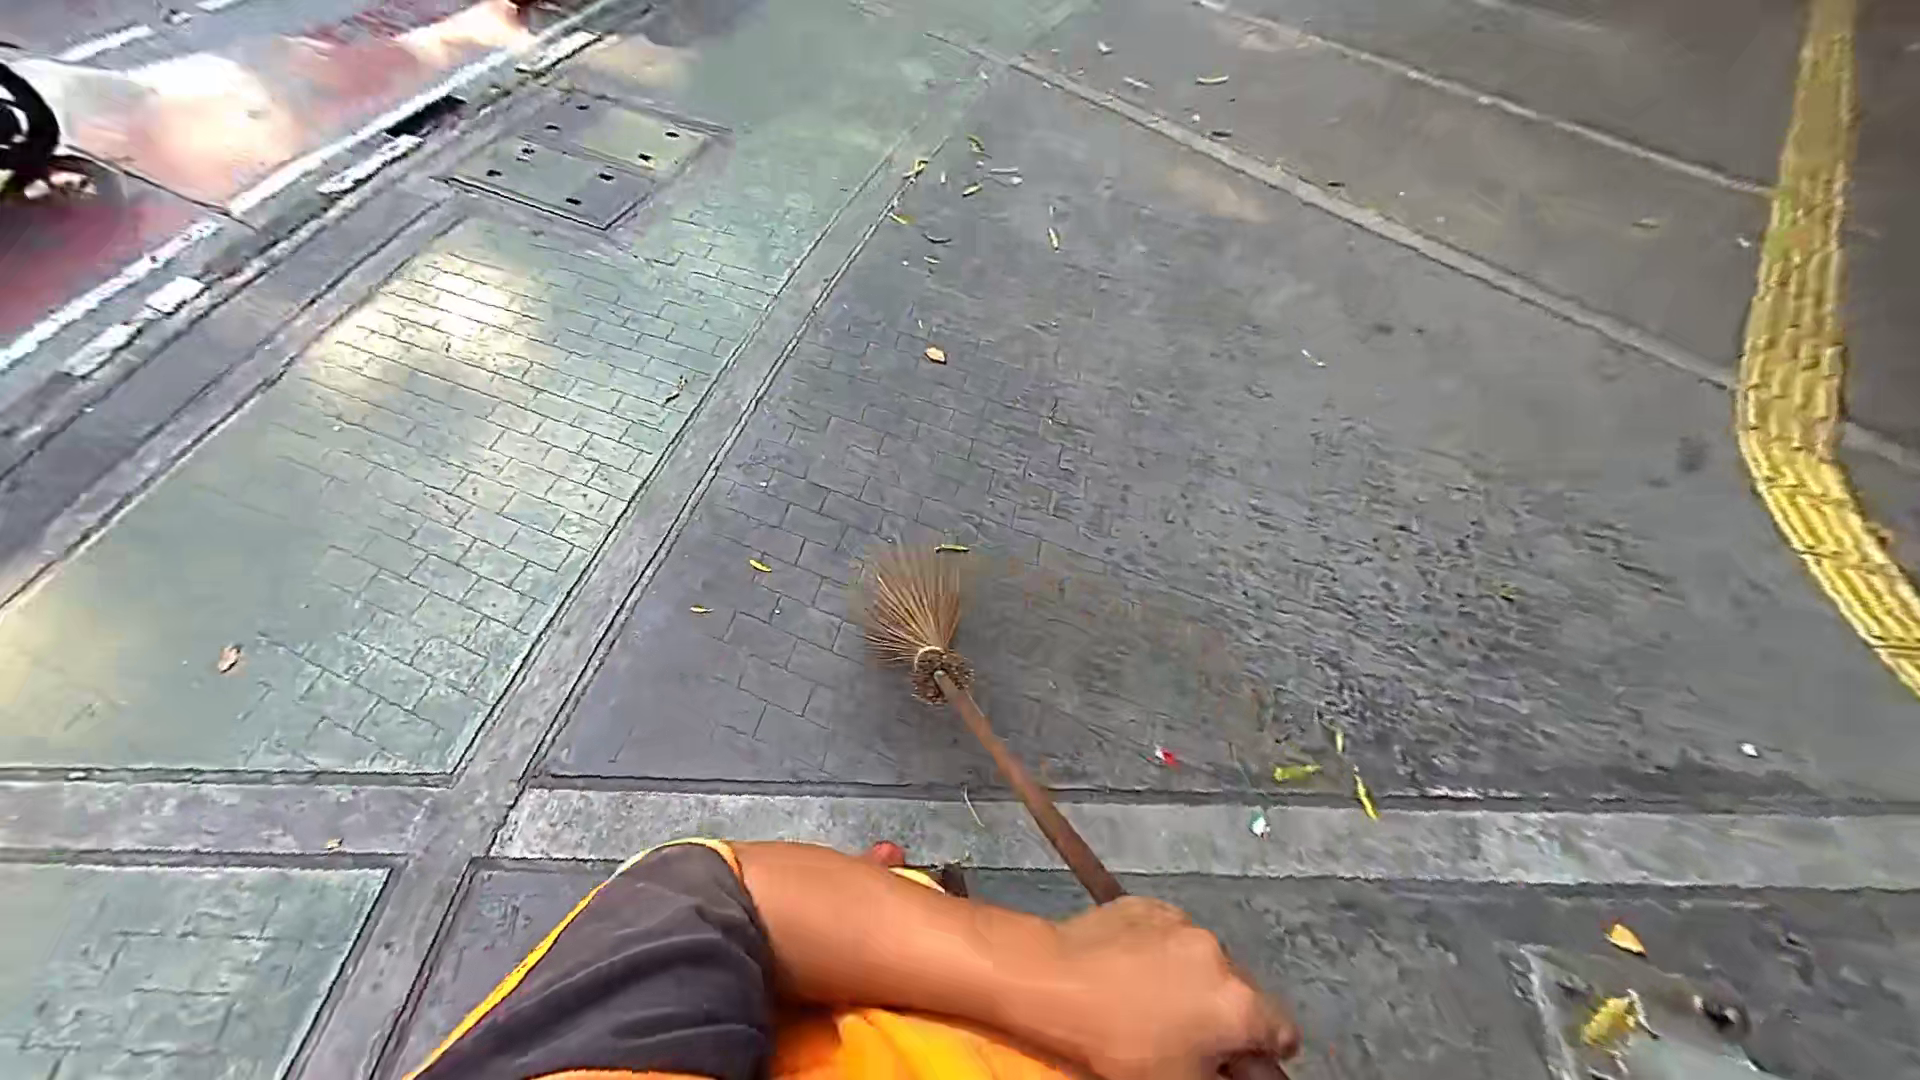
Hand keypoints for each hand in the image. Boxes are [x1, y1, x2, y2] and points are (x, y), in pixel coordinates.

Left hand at [1033, 897, 1300, 1079]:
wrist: (1060, 980)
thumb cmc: (1123, 1045)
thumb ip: (1226, 1075)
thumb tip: (1236, 1066)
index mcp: (1239, 1002)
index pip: (1282, 1032)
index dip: (1261, 1053)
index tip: (1235, 1060)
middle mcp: (1219, 952)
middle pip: (1241, 990)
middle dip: (1224, 1011)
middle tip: (1188, 1031)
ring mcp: (1181, 920)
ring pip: (1204, 957)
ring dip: (1193, 976)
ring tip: (1152, 995)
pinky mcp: (1147, 902)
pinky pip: (1170, 931)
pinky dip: (1162, 948)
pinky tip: (1132, 966)